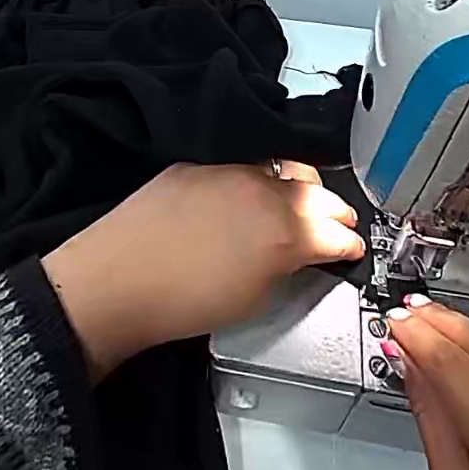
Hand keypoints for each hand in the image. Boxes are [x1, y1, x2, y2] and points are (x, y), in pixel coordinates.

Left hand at [42, 161, 364, 379]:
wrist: (118, 281)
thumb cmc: (183, 303)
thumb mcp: (253, 298)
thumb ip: (287, 267)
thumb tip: (300, 255)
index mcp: (285, 233)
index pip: (336, 232)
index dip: (349, 243)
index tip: (351, 248)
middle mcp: (265, 193)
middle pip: (319, 194)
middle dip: (334, 212)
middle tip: (337, 226)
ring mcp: (232, 173)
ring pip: (285, 170)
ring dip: (301, 188)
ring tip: (300, 203)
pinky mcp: (201, 166)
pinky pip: (243, 167)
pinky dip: (258, 181)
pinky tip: (249, 197)